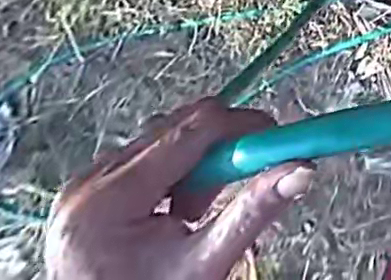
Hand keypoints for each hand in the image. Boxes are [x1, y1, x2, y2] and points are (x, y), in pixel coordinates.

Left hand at [45, 98, 311, 279]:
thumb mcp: (202, 267)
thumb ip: (252, 212)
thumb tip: (304, 169)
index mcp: (109, 201)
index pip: (196, 128)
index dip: (246, 125)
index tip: (280, 140)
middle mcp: (90, 181)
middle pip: (184, 125)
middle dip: (223, 147)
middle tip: (243, 181)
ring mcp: (86, 183)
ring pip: (172, 133)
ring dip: (203, 158)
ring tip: (199, 209)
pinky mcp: (91, 187)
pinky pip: (152, 151)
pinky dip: (180, 169)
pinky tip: (179, 208)